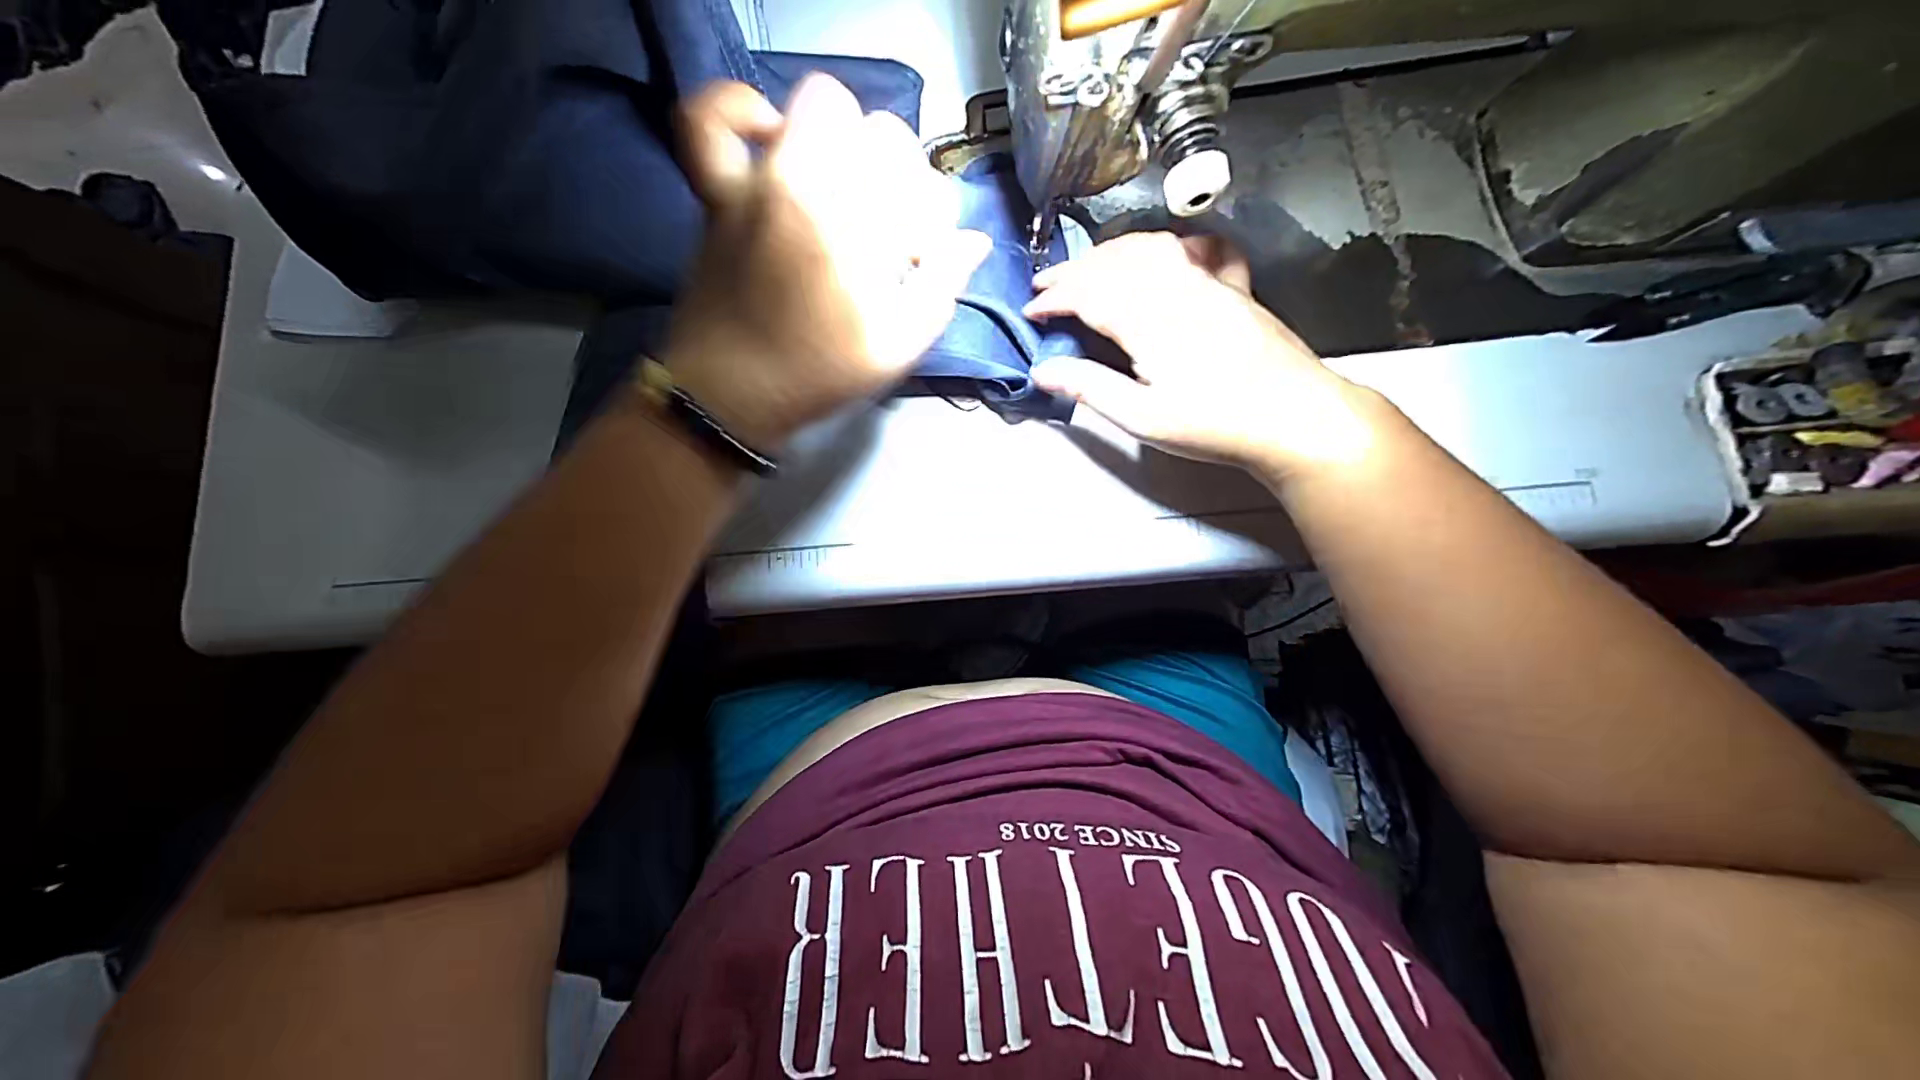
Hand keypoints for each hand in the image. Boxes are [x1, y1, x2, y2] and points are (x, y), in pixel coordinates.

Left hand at [661, 77, 991, 450]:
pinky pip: (710, 121)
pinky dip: (740, 112)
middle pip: (883, 134)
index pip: (923, 187)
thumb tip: (973, 242)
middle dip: (898, 173)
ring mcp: (762, 179)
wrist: (732, 390)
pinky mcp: (719, 187)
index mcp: (864, 232)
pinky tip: (767, 132)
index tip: (916, 258)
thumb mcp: (895, 349)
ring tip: (843, 184)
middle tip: (886, 219)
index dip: (931, 221)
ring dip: (846, 137)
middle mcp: (817, 188)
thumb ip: (940, 289)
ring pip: (822, 104)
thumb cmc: (819, 373)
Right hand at [1025, 232, 1390, 479]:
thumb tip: (1043, 370)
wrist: (1295, 417)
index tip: (1032, 312)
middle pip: (1115, 262)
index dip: (1055, 299)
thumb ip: (1091, 388)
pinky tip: (1165, 253)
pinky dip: (1168, 245)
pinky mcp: (1233, 290)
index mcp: (1149, 319)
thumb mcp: (1143, 417)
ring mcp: (1209, 284)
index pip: (1089, 293)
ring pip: (1152, 247)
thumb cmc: (1217, 424)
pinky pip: (1197, 250)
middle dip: (1074, 270)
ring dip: (1113, 252)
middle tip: (1047, 286)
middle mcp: (1177, 289)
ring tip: (1090, 266)